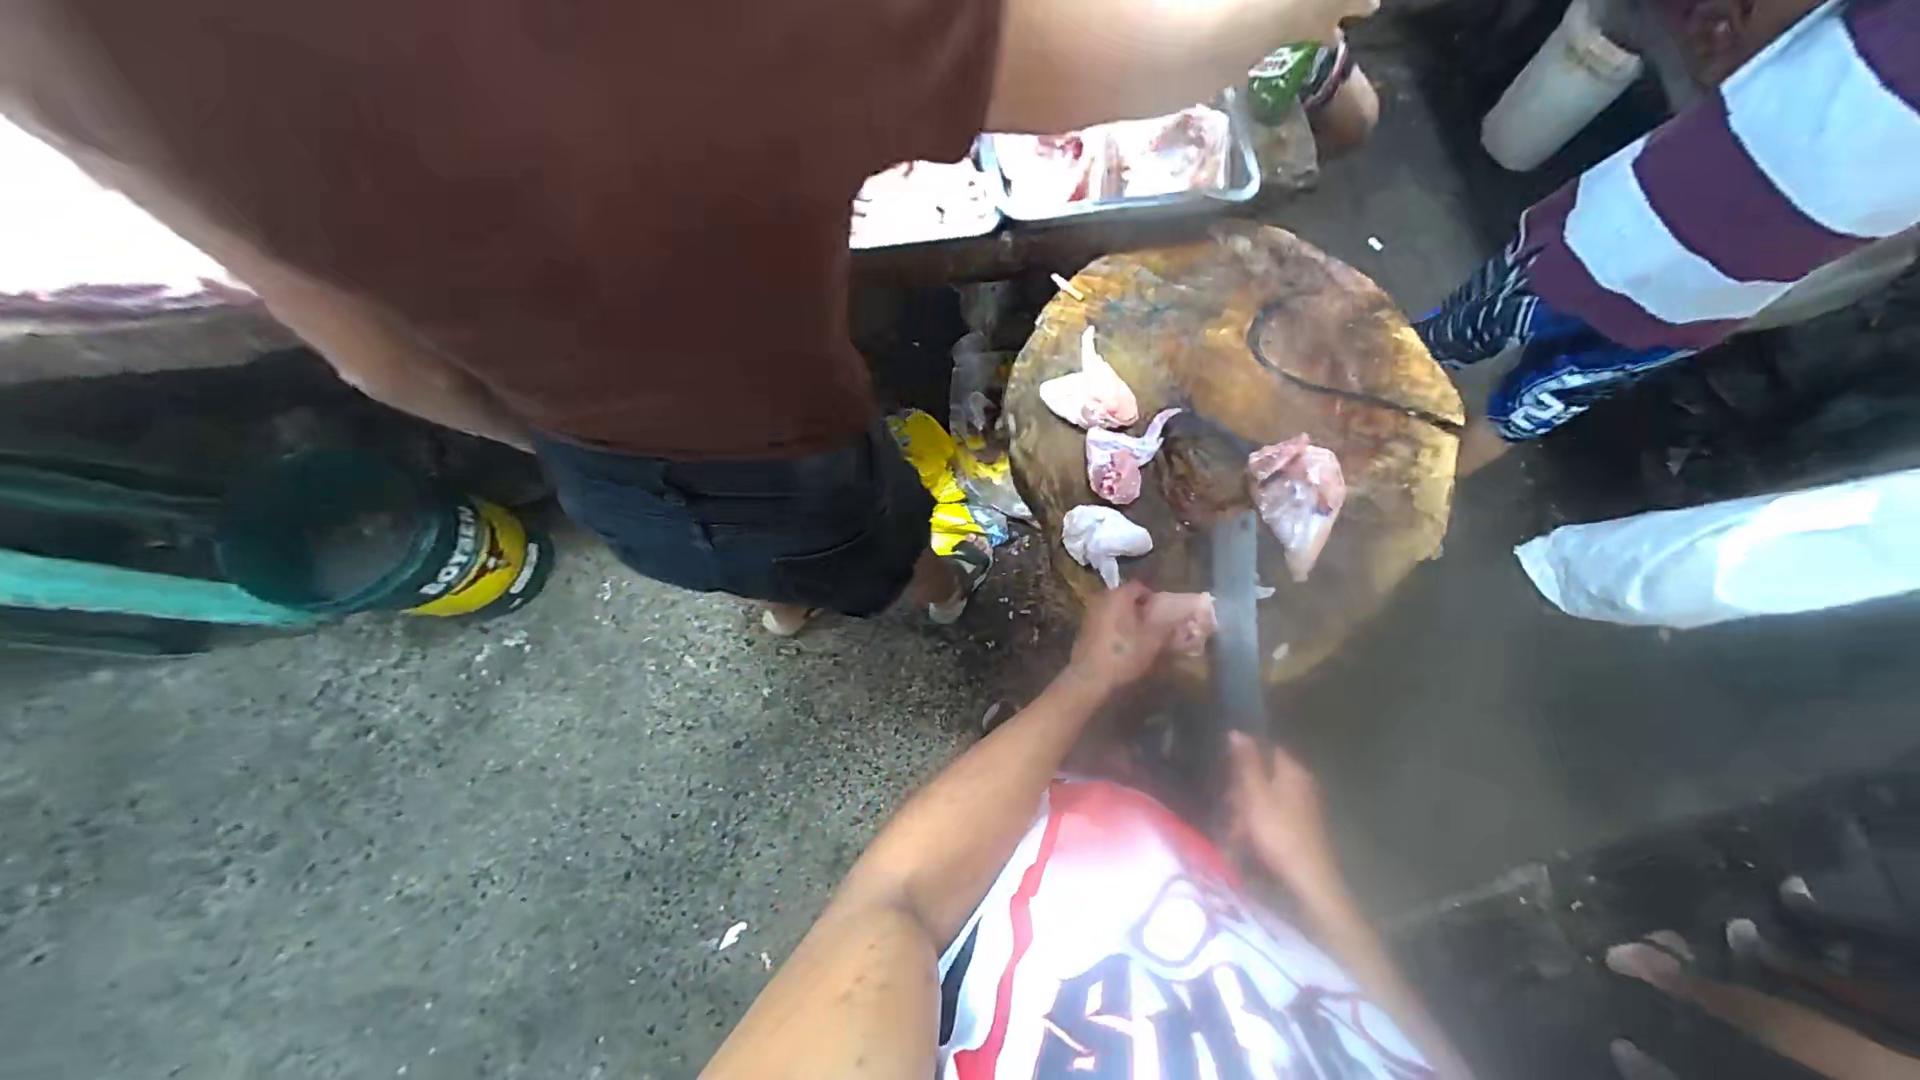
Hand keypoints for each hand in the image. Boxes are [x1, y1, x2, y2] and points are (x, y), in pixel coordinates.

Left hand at [1062, 582, 1179, 697]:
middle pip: (1124, 597)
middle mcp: (1101, 599)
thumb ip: (1168, 627)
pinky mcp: (1083, 629)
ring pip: (1113, 609)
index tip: (1162, 611)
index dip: (1152, 596)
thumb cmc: (1124, 654)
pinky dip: (1114, 627)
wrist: (1090, 677)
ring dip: (1125, 617)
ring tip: (1139, 634)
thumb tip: (1181, 621)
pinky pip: (1103, 621)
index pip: (1138, 586)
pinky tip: (1121, 643)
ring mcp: (1089, 613)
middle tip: (1152, 623)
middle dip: (1138, 607)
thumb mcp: (1153, 641)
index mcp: (1119, 596)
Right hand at [1226, 732, 1343, 899]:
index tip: (1225, 771)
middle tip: (1230, 806)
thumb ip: (1245, 762)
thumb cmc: (1278, 831)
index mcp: (1293, 771)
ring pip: (1266, 797)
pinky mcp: (1301, 826)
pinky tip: (1248, 840)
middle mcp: (1302, 784)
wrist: (1309, 879)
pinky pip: (1273, 815)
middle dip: (1242, 789)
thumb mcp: (1255, 794)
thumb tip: (1237, 731)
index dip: (1243, 757)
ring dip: (1247, 810)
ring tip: (1236, 830)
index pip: (1266, 748)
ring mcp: (1303, 806)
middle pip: (1264, 774)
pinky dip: (1259, 823)